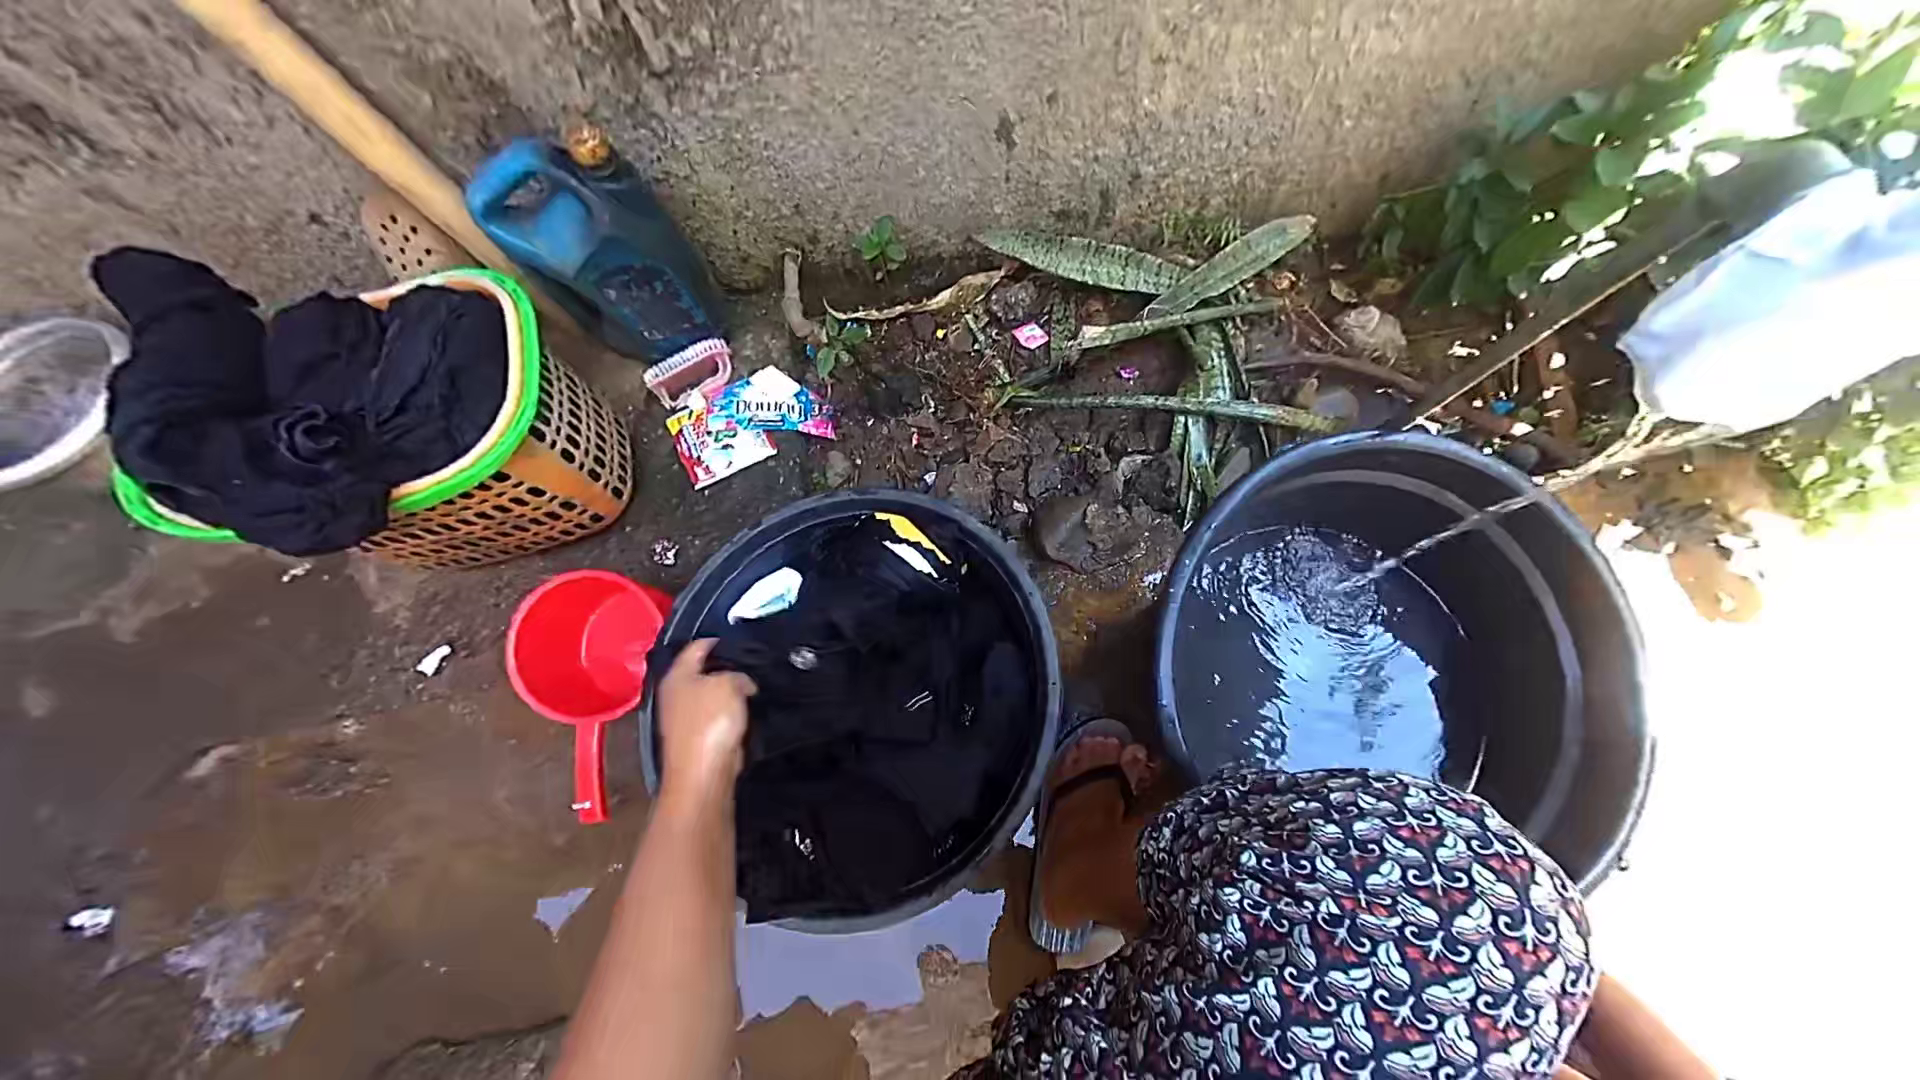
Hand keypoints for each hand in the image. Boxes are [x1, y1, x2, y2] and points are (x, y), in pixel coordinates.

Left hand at [657, 639, 755, 803]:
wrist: (703, 770)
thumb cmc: (711, 719)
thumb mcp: (729, 684)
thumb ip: (737, 675)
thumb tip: (742, 683)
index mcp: (677, 675)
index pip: (696, 647)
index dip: (716, 639)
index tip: (738, 638)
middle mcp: (675, 692)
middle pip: (701, 670)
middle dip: (724, 665)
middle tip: (750, 660)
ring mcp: (683, 716)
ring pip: (709, 692)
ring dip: (728, 688)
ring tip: (753, 682)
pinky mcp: (695, 735)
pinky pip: (715, 713)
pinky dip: (729, 708)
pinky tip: (746, 707)